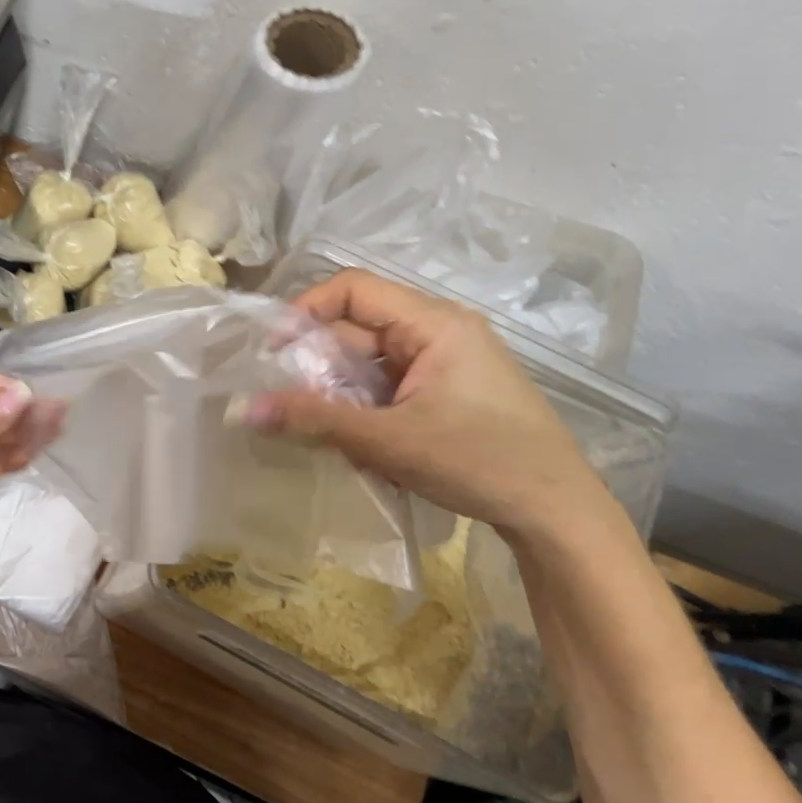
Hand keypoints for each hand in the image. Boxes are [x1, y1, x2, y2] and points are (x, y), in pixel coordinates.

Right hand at [237, 269, 609, 539]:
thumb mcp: (387, 441)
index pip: (352, 289)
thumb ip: (313, 420)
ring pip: (366, 361)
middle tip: (286, 402)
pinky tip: (355, 444)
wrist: (556, 513)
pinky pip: (384, 384)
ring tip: (321, 430)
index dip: (304, 311)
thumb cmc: (479, 462)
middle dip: (316, 363)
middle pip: (354, 327)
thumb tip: (245, 409)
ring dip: (337, 392)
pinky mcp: (444, 391)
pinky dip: (359, 407)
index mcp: (434, 324)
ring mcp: (444, 363)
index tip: (271, 351)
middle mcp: (439, 332)